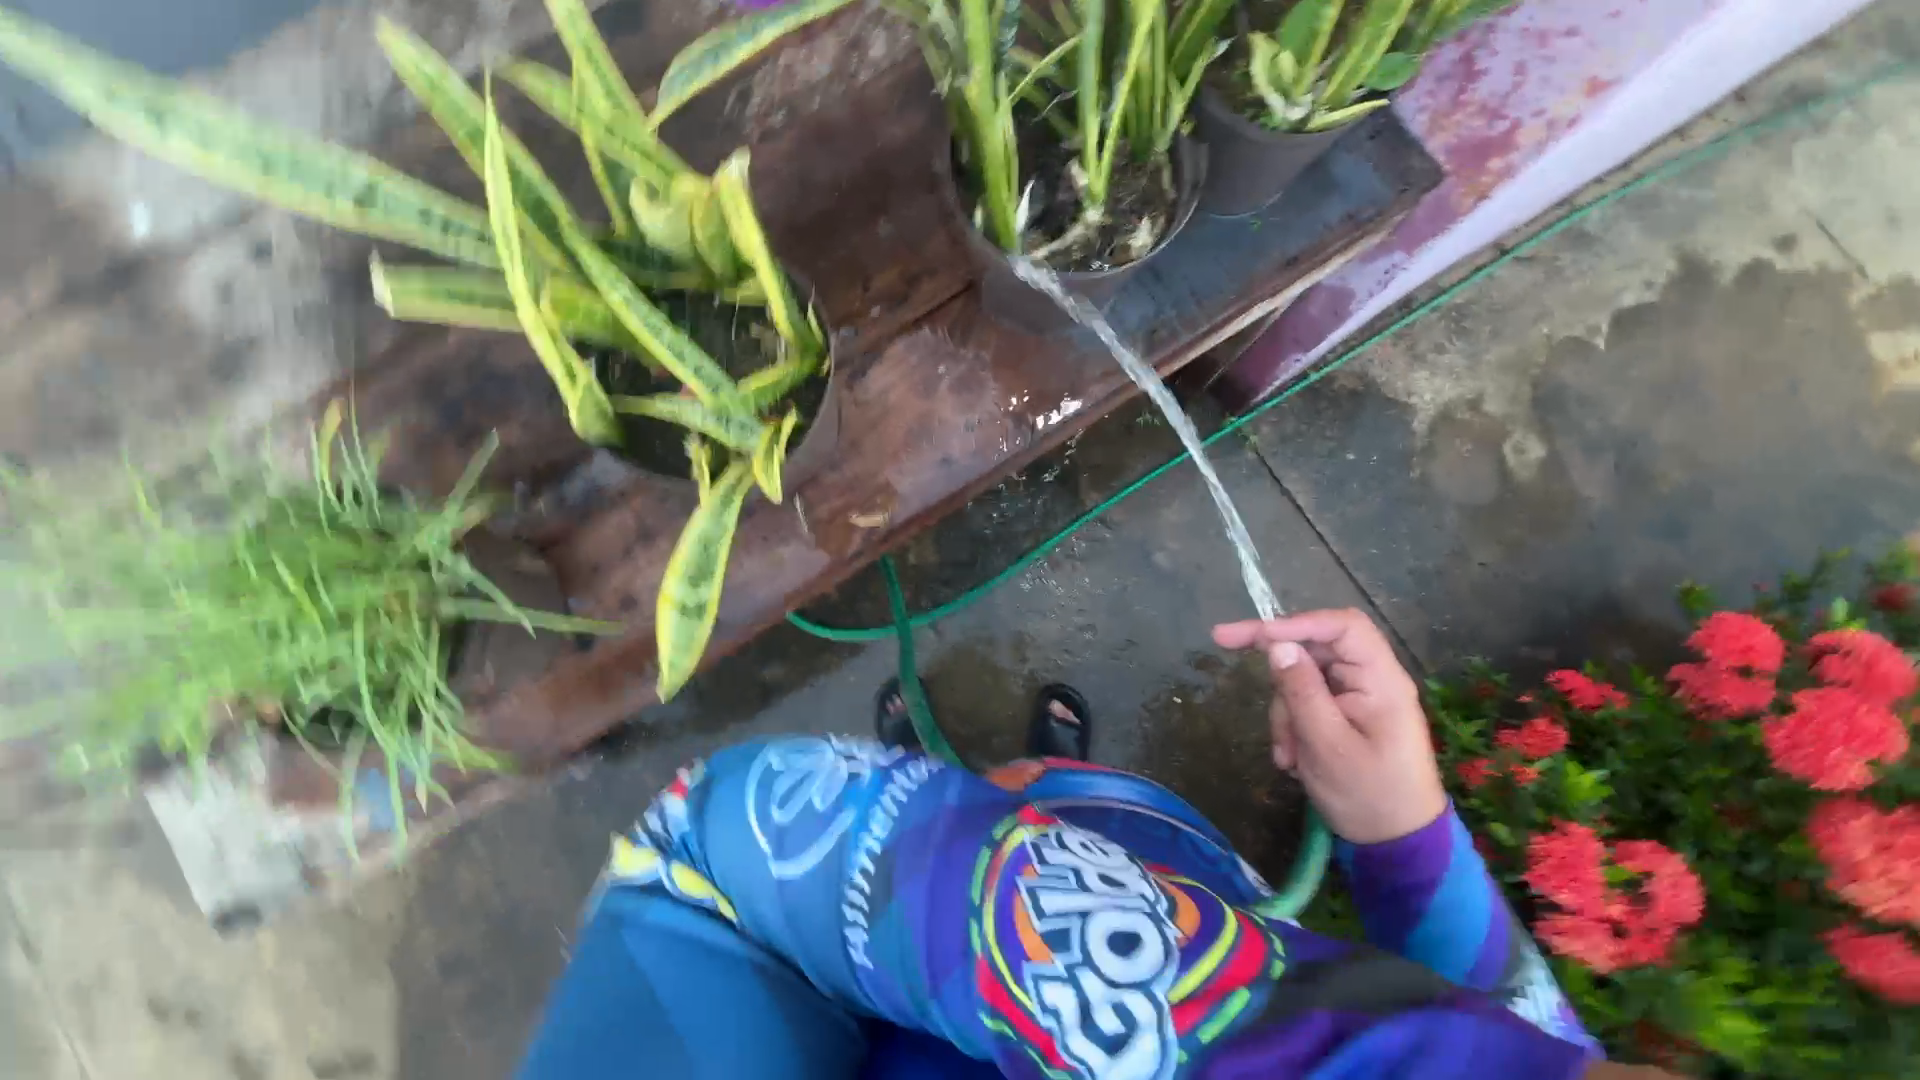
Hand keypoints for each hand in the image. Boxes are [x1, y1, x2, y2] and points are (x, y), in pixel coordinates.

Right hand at [1211, 609, 1446, 844]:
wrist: (1396, 844)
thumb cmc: (1369, 795)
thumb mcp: (1327, 745)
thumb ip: (1301, 692)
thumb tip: (1276, 646)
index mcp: (1381, 680)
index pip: (1340, 627)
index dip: (1294, 622)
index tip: (1249, 634)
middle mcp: (1371, 679)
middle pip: (1315, 648)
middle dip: (1279, 670)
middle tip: (1226, 647)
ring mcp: (1358, 697)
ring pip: (1303, 677)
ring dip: (1284, 711)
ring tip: (1288, 755)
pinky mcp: (1345, 715)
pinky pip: (1306, 701)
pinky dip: (1292, 725)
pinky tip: (1294, 758)